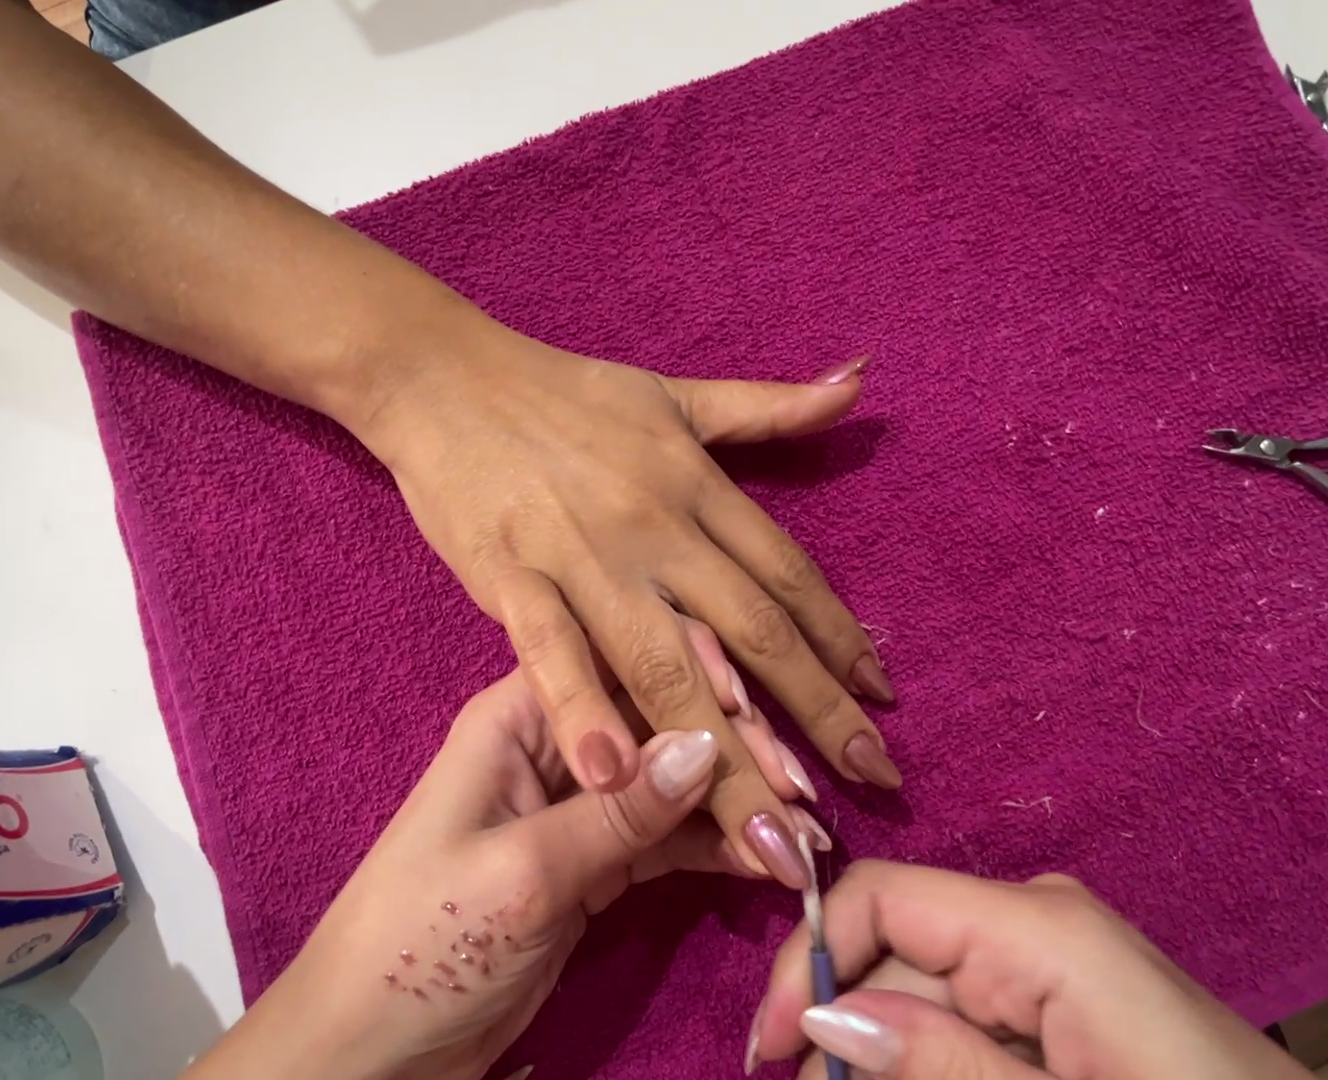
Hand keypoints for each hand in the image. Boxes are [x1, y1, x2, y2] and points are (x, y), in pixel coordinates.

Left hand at [184, 632, 796, 1079]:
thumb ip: (619, 810)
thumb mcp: (523, 872)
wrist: (371, 1050)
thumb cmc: (421, 944)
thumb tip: (707, 742)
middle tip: (799, 794)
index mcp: (520, 714)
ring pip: (673, 782)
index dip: (692, 676)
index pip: (620, 664)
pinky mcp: (596, 857)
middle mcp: (558, 742)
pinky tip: (769, 860)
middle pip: (659, 721)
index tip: (758, 713)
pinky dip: (716, 847)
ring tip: (806, 836)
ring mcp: (580, 802)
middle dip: (731, 750)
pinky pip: (667, 838)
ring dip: (737, 804)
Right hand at [357, 324, 899, 887]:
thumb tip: (856, 384)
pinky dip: (583, 709)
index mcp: (695, 486)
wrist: (445, 379)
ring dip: (723, 753)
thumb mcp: (675, 394)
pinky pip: (552, 651)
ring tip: (771, 833)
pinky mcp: (510, 579)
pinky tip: (614, 777)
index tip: (883, 699)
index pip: (786, 575)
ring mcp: (582, 557)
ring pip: (664, 664)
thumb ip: (767, 407)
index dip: (840, 639)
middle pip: (749, 631)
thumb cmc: (564, 391)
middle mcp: (654, 528)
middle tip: (874, 782)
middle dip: (816, 712)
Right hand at [751, 863, 1314, 1078]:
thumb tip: (824, 1010)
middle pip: (896, 954)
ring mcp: (1054, 957)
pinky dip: (935, 1063)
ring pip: (927, 994)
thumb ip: (943, 1066)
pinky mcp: (1066, 997)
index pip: (879, 896)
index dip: (809, 958)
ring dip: (889, 1058)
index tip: (772, 1052)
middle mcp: (1037, 919)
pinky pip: (971, 1019)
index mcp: (1038, 928)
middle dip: (846, 1031)